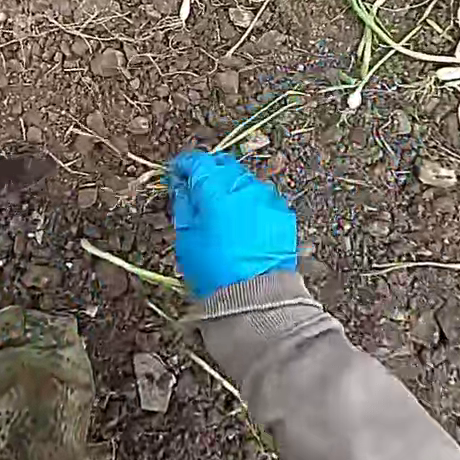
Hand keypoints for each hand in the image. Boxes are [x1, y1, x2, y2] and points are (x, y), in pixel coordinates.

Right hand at [168, 151, 297, 298]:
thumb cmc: (215, 269)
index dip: (184, 165)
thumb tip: (181, 185)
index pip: (197, 162)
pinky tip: (243, 223)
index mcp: (216, 189)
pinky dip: (250, 203)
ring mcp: (265, 197)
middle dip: (209, 172)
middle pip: (223, 165)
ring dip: (231, 188)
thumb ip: (183, 204)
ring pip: (243, 180)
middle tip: (198, 189)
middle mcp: (243, 186)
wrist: (256, 296)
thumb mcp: (187, 237)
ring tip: (222, 210)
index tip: (177, 172)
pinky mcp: (281, 212)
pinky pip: (261, 198)